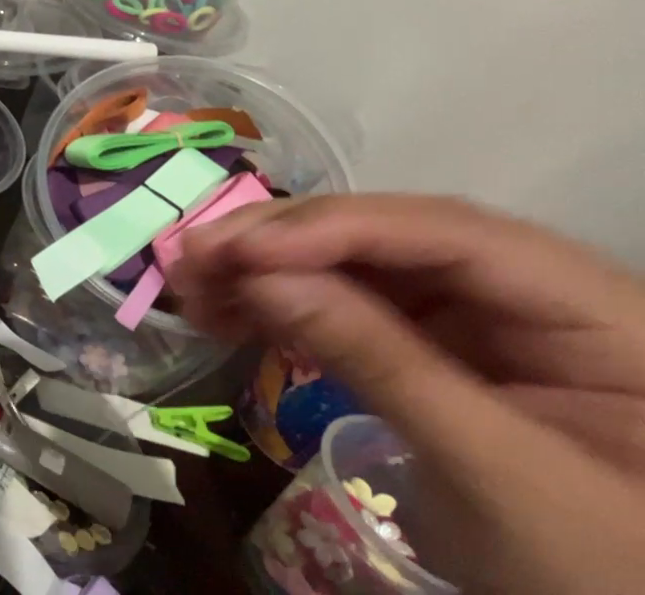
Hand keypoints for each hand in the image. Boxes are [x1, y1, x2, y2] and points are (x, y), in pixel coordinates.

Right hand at [167, 193, 644, 594]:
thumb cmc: (594, 567)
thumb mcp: (491, 469)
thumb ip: (380, 361)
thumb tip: (259, 278)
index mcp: (600, 312)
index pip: (454, 235)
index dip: (338, 228)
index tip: (239, 249)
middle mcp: (537, 293)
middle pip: (393, 237)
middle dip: (283, 241)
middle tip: (191, 255)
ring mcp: (485, 319)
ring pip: (356, 264)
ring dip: (264, 268)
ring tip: (189, 284)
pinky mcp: (439, 346)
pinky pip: (347, 305)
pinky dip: (279, 303)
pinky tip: (223, 311)